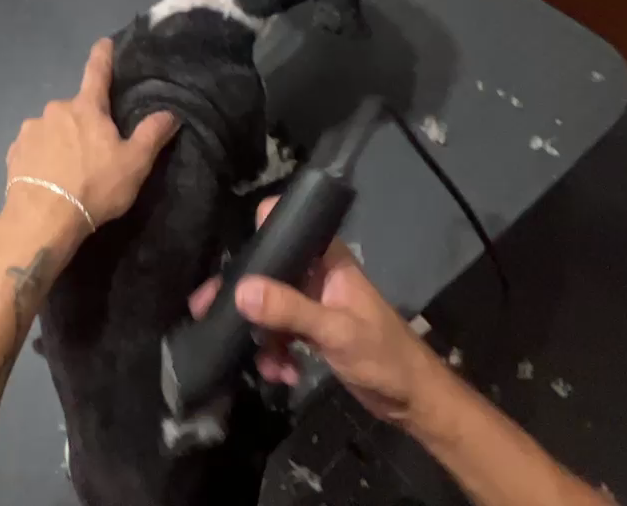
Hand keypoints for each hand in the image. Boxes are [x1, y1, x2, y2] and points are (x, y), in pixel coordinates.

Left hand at [6, 39, 179, 227]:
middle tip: (95, 153)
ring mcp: (30, 129)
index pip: (97, 72)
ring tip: (70, 172)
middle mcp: (55, 109)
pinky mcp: (14, 151)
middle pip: (76, 110)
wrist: (43, 218)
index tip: (104, 41)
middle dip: (84, 124)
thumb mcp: (134, 164)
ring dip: (62, 141)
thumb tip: (170, 111)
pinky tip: (49, 178)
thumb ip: (152, 135)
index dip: (103, 55)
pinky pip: (34, 148)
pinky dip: (42, 157)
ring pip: (53, 129)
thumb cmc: (94, 187)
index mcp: (86, 108)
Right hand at [189, 196, 445, 424]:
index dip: (257, 233)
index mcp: (325, 258)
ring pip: (266, 304)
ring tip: (267, 364)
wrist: (415, 403)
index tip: (232, 261)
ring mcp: (309, 301)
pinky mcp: (308, 329)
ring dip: (260, 335)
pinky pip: (276, 331)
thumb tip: (240, 291)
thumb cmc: (385, 356)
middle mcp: (313, 273)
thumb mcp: (336, 331)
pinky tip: (282, 374)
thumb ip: (289, 310)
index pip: (285, 224)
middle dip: (242, 296)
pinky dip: (273, 352)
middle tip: (212, 312)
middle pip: (265, 269)